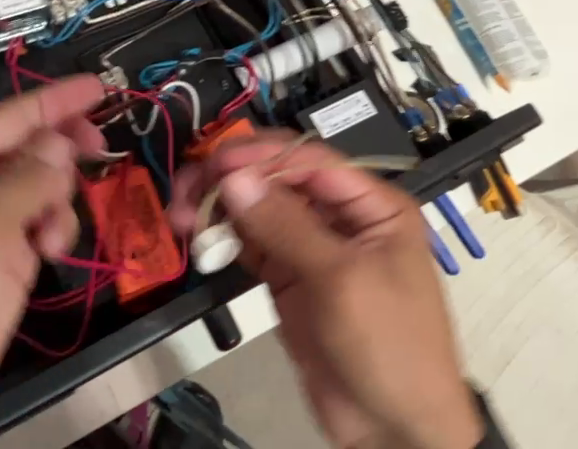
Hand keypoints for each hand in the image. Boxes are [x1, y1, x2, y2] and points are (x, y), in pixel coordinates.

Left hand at [0, 75, 106, 424]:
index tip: (99, 85)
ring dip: (58, 200)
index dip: (55, 100)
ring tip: (49, 234)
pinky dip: (54, 229)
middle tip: (99, 148)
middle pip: (28, 146)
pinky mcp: (4, 256)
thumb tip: (59, 142)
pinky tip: (48, 252)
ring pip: (42, 184)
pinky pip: (43, 221)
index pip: (9, 118)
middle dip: (61, 149)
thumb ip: (22, 182)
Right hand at [170, 133, 483, 448]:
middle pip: (277, 179)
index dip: (261, 156)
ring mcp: (310, 247)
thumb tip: (233, 177)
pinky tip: (196, 236)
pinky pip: (249, 243)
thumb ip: (286, 225)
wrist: (396, 433)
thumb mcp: (342, 280)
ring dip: (218, 206)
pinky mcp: (286, 276)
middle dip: (231, 179)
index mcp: (371, 206)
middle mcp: (339, 217)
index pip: (309, 160)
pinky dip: (222, 237)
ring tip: (181, 214)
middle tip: (187, 188)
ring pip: (256, 209)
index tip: (215, 161)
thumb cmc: (390, 347)